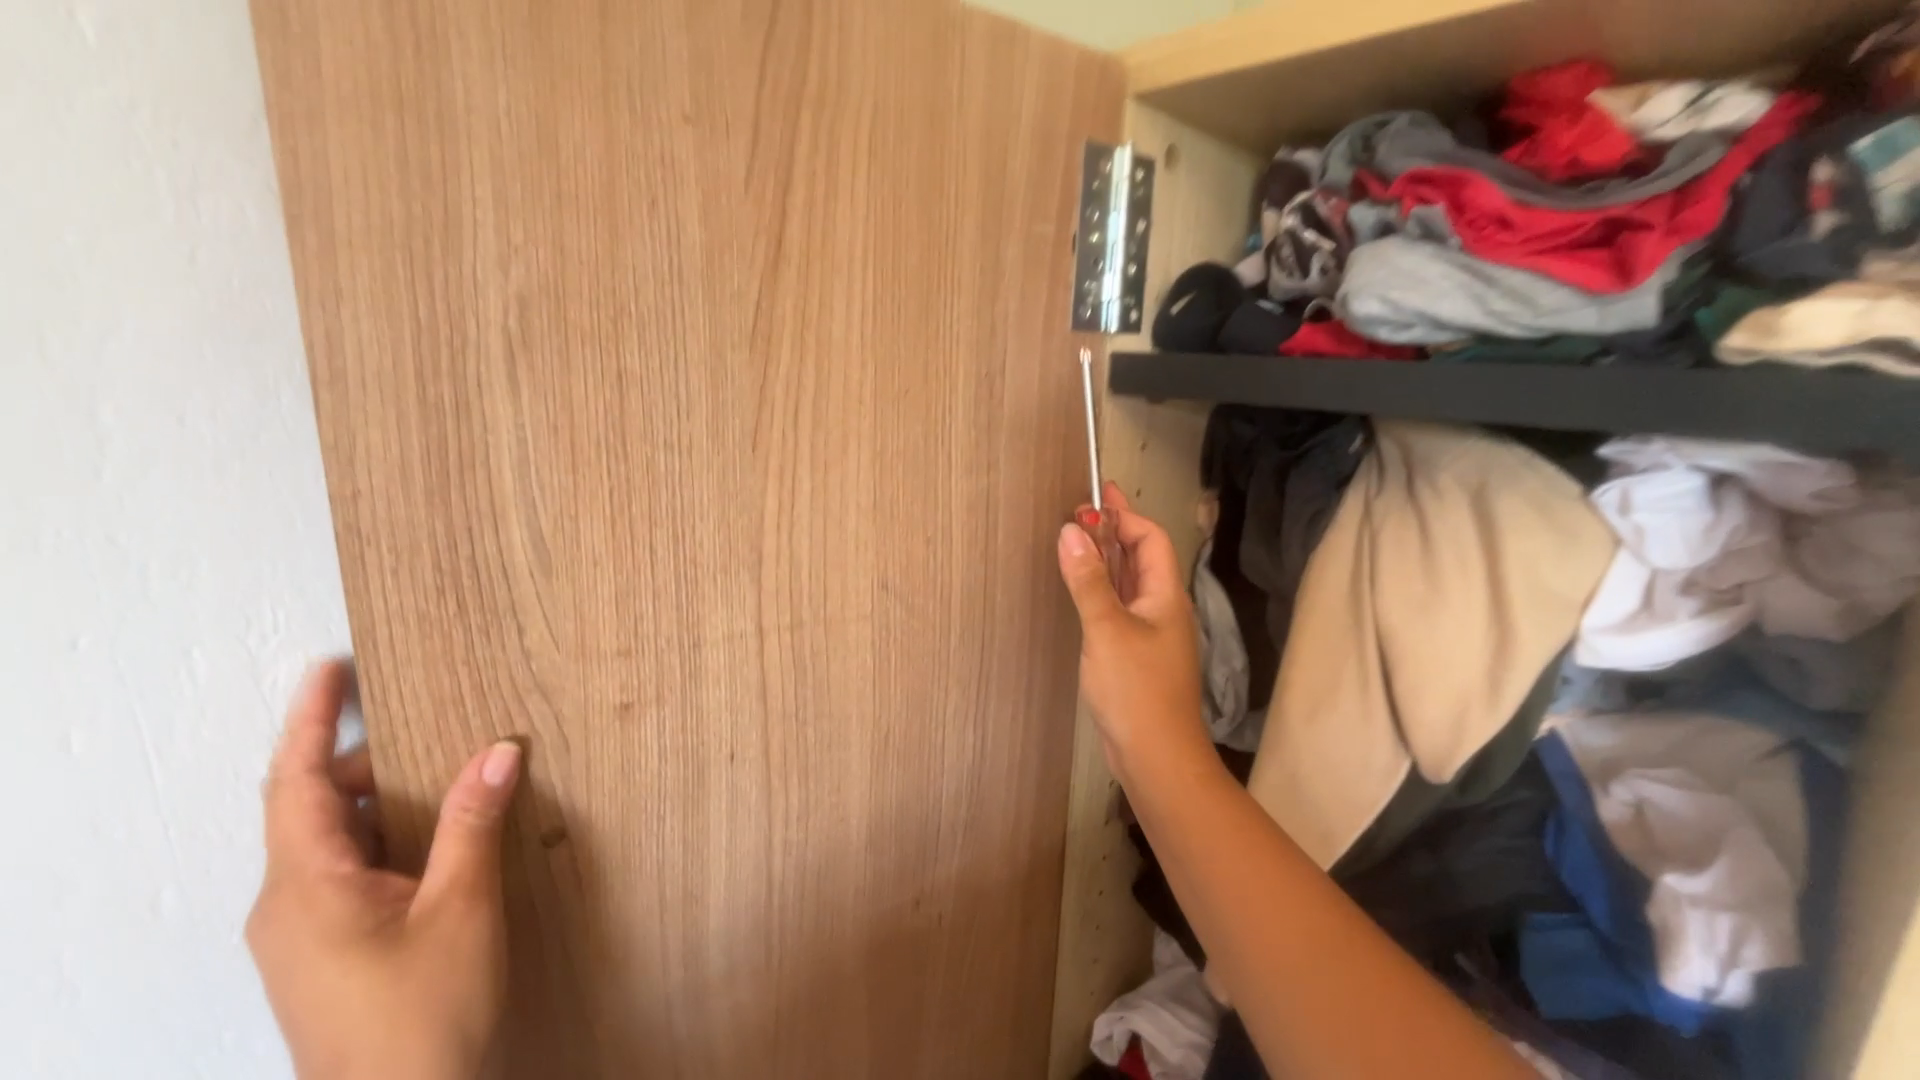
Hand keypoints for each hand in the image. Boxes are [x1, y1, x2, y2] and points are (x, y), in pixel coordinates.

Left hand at [246, 660, 522, 1079]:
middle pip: (314, 810)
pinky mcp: (324, 954)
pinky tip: (431, 840)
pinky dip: (383, 839)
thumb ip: (474, 823)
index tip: (327, 666)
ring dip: (380, 802)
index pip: (295, 783)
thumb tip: (498, 750)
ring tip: (440, 773)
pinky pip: (344, 874)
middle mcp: (286, 905)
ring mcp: (301, 935)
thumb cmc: (425, 1012)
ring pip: (332, 844)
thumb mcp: (460, 908)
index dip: (309, 720)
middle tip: (427, 724)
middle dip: (367, 760)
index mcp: (305, 887)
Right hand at [1057, 483, 1210, 778]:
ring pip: (1130, 584)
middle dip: (1115, 531)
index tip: (1095, 497)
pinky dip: (1103, 590)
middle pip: (1142, 558)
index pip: (1151, 539)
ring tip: (1078, 540)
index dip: (1125, 515)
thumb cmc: (1136, 689)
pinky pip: (1121, 608)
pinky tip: (1083, 591)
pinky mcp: (1137, 657)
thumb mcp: (1106, 629)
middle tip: (1083, 510)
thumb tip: (1070, 530)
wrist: (1156, 755)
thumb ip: (1088, 580)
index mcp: (1165, 596)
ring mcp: (1151, 635)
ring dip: (1107, 560)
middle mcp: (1163, 609)